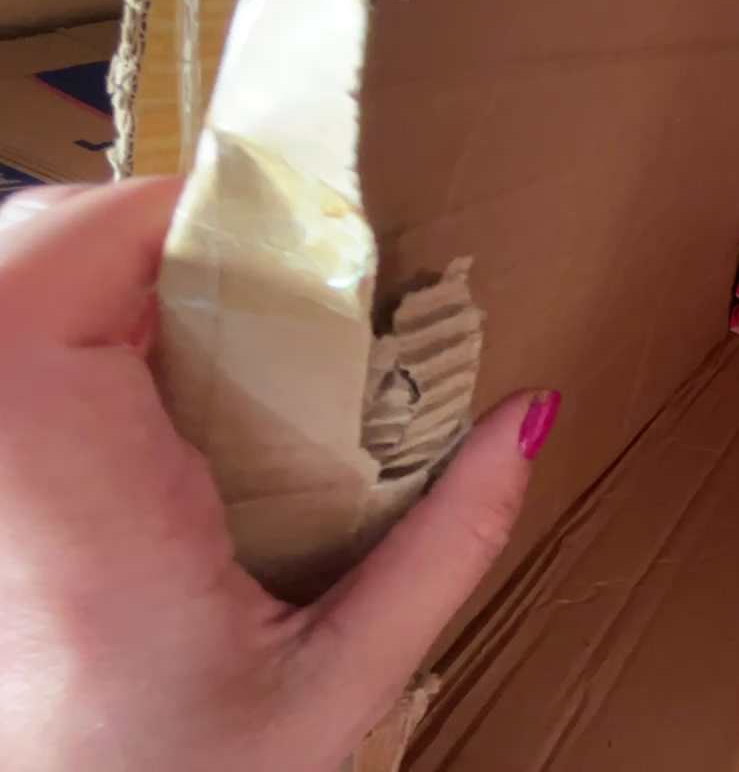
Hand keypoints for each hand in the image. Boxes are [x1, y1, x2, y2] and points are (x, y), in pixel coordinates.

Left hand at [0, 178, 556, 771]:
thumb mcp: (342, 683)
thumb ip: (451, 542)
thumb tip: (530, 413)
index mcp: (66, 520)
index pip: (33, 291)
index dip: (138, 214)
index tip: (266, 216)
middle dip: (128, 225)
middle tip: (264, 256)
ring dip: (96, 268)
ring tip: (224, 300)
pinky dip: (66, 317)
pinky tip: (162, 364)